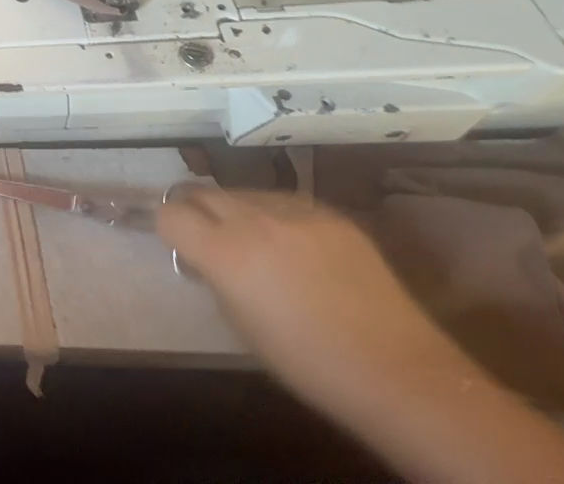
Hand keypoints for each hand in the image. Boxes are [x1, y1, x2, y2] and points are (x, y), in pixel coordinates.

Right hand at [158, 189, 478, 410]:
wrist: (396, 371)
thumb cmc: (306, 362)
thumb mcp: (240, 323)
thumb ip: (214, 278)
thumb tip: (205, 258)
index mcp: (225, 252)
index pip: (171, 214)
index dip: (167, 227)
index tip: (177, 244)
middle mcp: (255, 220)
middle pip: (204, 193)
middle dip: (196, 210)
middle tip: (205, 236)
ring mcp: (298, 212)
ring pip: (244, 193)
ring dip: (236, 210)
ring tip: (252, 240)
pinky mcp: (333, 215)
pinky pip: (285, 201)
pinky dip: (275, 215)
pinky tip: (292, 244)